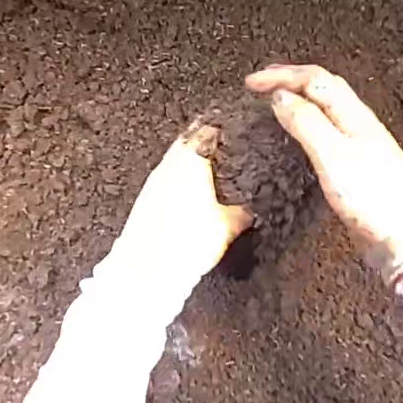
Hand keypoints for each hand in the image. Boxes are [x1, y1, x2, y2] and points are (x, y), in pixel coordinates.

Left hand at [112, 125, 254, 281]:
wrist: (144, 274)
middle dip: (208, 142)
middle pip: (190, 140)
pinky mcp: (146, 199)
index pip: (209, 129)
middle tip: (228, 148)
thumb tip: (258, 203)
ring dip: (193, 160)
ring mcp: (154, 181)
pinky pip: (168, 178)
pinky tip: (194, 195)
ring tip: (214, 171)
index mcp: (190, 160)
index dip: (225, 128)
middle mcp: (169, 164)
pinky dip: (182, 179)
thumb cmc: (185, 245)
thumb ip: (245, 209)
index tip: (238, 131)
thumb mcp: (229, 226)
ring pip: (177, 159)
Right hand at [244, 64, 402, 268]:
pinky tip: (301, 135)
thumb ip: (306, 123)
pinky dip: (308, 121)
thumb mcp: (333, 156)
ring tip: (276, 102)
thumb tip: (280, 96)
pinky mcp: (359, 164)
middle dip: (290, 79)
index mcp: (353, 115)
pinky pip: (329, 129)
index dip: (281, 75)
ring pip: (327, 107)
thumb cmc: (373, 197)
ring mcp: (360, 143)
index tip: (251, 84)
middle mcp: (358, 123)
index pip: (314, 79)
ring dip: (300, 98)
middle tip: (261, 83)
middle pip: (323, 87)